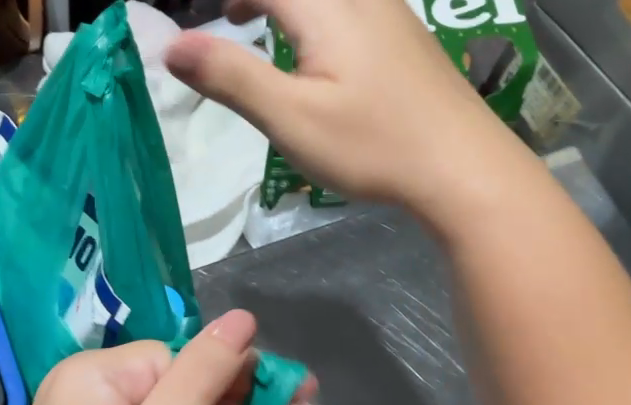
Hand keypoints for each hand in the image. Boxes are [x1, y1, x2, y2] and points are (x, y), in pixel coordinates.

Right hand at [166, 0, 532, 221]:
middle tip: (228, 17)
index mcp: (328, 7)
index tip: (204, 16)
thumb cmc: (369, 144)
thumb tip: (173, 46)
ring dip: (286, 2)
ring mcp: (388, 10)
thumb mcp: (290, 118)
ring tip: (257, 28)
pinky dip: (314, 12)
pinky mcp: (402, 33)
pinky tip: (312, 51)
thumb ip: (232, 78)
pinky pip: (348, 4)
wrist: (458, 162)